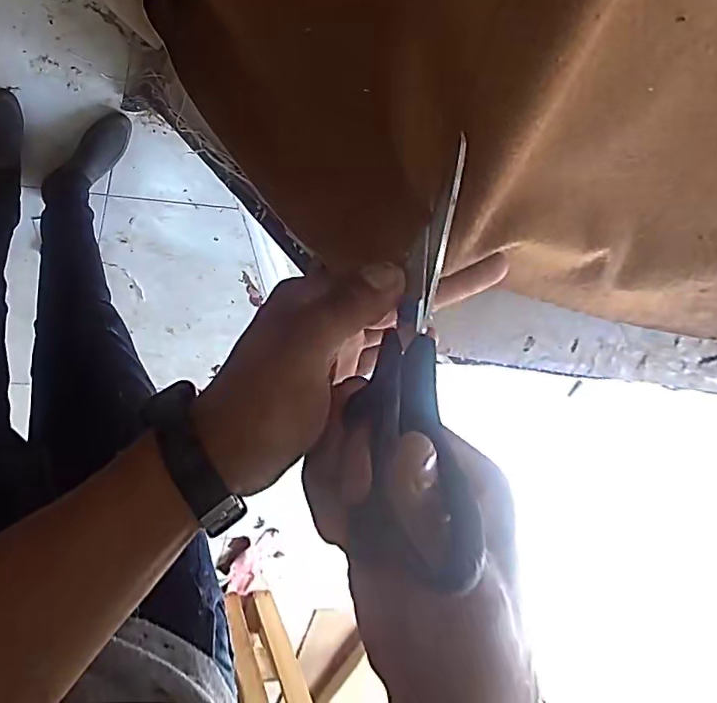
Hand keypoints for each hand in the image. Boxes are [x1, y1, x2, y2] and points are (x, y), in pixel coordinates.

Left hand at [190, 252, 509, 495]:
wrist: (226, 453)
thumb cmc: (262, 401)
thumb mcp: (303, 351)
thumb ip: (346, 308)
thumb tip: (392, 270)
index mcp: (313, 297)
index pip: (382, 277)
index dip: (428, 272)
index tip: (472, 263)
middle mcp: (322, 313)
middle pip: (389, 298)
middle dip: (435, 289)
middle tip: (490, 273)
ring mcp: (327, 344)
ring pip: (384, 326)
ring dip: (419, 320)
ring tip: (465, 305)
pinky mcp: (332, 374)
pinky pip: (374, 354)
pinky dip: (399, 353)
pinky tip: (423, 353)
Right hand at [303, 384, 534, 702]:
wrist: (445, 692)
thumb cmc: (478, 641)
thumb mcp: (462, 576)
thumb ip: (432, 510)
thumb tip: (411, 443)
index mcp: (466, 471)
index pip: (410, 417)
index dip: (376, 434)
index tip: (361, 478)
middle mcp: (429, 471)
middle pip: (369, 423)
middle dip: (347, 460)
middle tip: (352, 504)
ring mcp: (395, 490)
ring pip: (343, 446)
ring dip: (330, 481)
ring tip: (343, 526)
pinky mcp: (368, 512)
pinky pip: (330, 478)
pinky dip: (322, 500)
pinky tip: (338, 535)